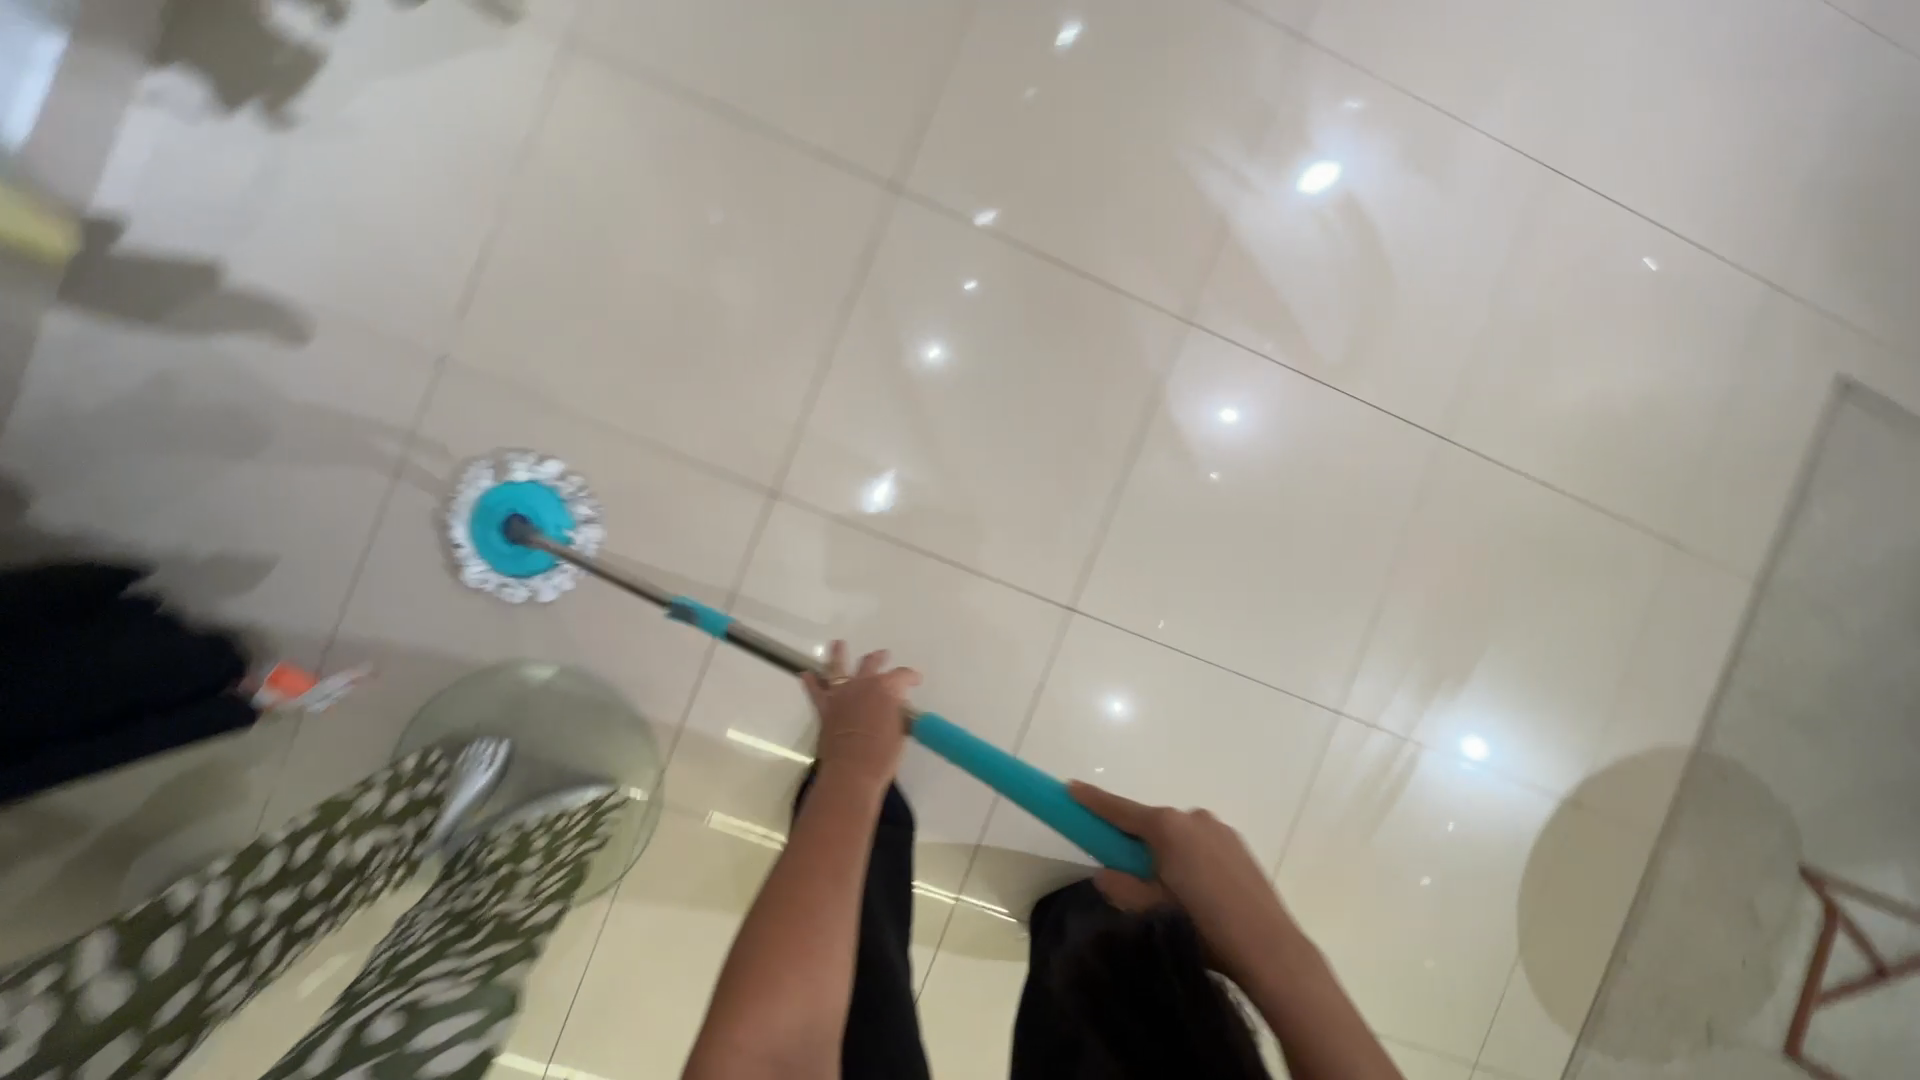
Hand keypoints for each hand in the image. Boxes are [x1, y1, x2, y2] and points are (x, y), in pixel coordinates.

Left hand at [802, 641, 919, 788]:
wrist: (852, 771)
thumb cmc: (883, 755)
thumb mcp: (900, 731)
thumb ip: (896, 712)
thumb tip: (894, 703)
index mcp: (886, 689)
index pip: (901, 676)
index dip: (910, 676)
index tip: (915, 680)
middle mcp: (862, 684)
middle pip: (870, 664)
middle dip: (878, 658)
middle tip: (882, 655)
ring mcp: (841, 694)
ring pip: (838, 667)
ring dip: (838, 654)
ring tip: (837, 644)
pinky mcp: (825, 707)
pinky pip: (815, 691)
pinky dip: (810, 681)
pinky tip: (806, 674)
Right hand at [1070, 781, 1297, 983]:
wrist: (1269, 949)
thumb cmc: (1203, 927)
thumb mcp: (1150, 909)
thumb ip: (1119, 886)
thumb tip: (1105, 873)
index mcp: (1166, 827)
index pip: (1118, 809)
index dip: (1091, 800)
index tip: (1069, 786)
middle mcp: (1192, 817)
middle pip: (1149, 823)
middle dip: (1134, 840)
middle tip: (1129, 873)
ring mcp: (1219, 829)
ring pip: (1177, 835)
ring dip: (1165, 852)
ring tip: (1172, 893)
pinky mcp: (1238, 845)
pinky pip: (1200, 844)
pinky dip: (1190, 857)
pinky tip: (1199, 891)